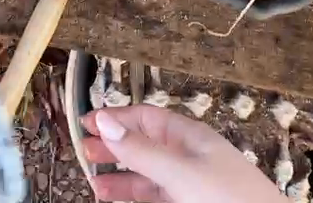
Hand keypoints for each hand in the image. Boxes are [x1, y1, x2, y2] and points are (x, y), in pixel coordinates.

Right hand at [80, 105, 287, 202]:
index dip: (115, 118)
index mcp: (189, 137)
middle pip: (145, 145)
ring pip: (149, 176)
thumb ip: (141, 151)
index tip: (86, 123)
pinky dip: (138, 197)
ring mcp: (192, 186)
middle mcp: (189, 157)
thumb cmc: (228, 199)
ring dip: (122, 178)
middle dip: (115, 147)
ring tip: (95, 185)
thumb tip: (103, 119)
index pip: (145, 117)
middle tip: (84, 152)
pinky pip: (158, 197)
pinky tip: (120, 201)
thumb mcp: (181, 174)